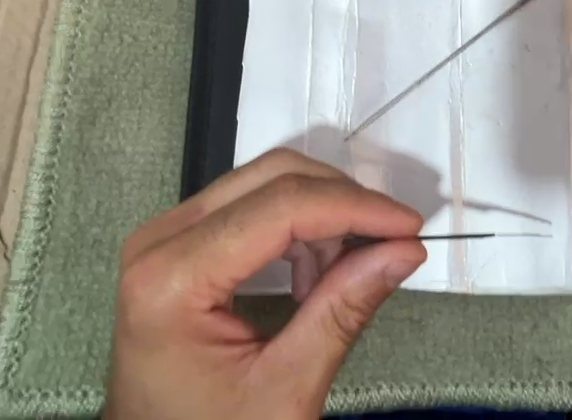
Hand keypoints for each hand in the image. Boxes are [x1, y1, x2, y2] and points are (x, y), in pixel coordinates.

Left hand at [105, 149, 426, 419]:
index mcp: (173, 278)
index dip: (354, 207)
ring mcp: (167, 232)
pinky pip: (252, 200)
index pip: (281, 207)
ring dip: (322, 211)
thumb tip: (403, 250)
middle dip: (343, 202)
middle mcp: (161, 237)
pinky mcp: (180, 238)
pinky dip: (298, 223)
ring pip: (266, 180)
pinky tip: (314, 271)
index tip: (409, 225)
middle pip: (274, 177)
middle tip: (392, 240)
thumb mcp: (283, 393)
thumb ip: (342, 312)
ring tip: (349, 269)